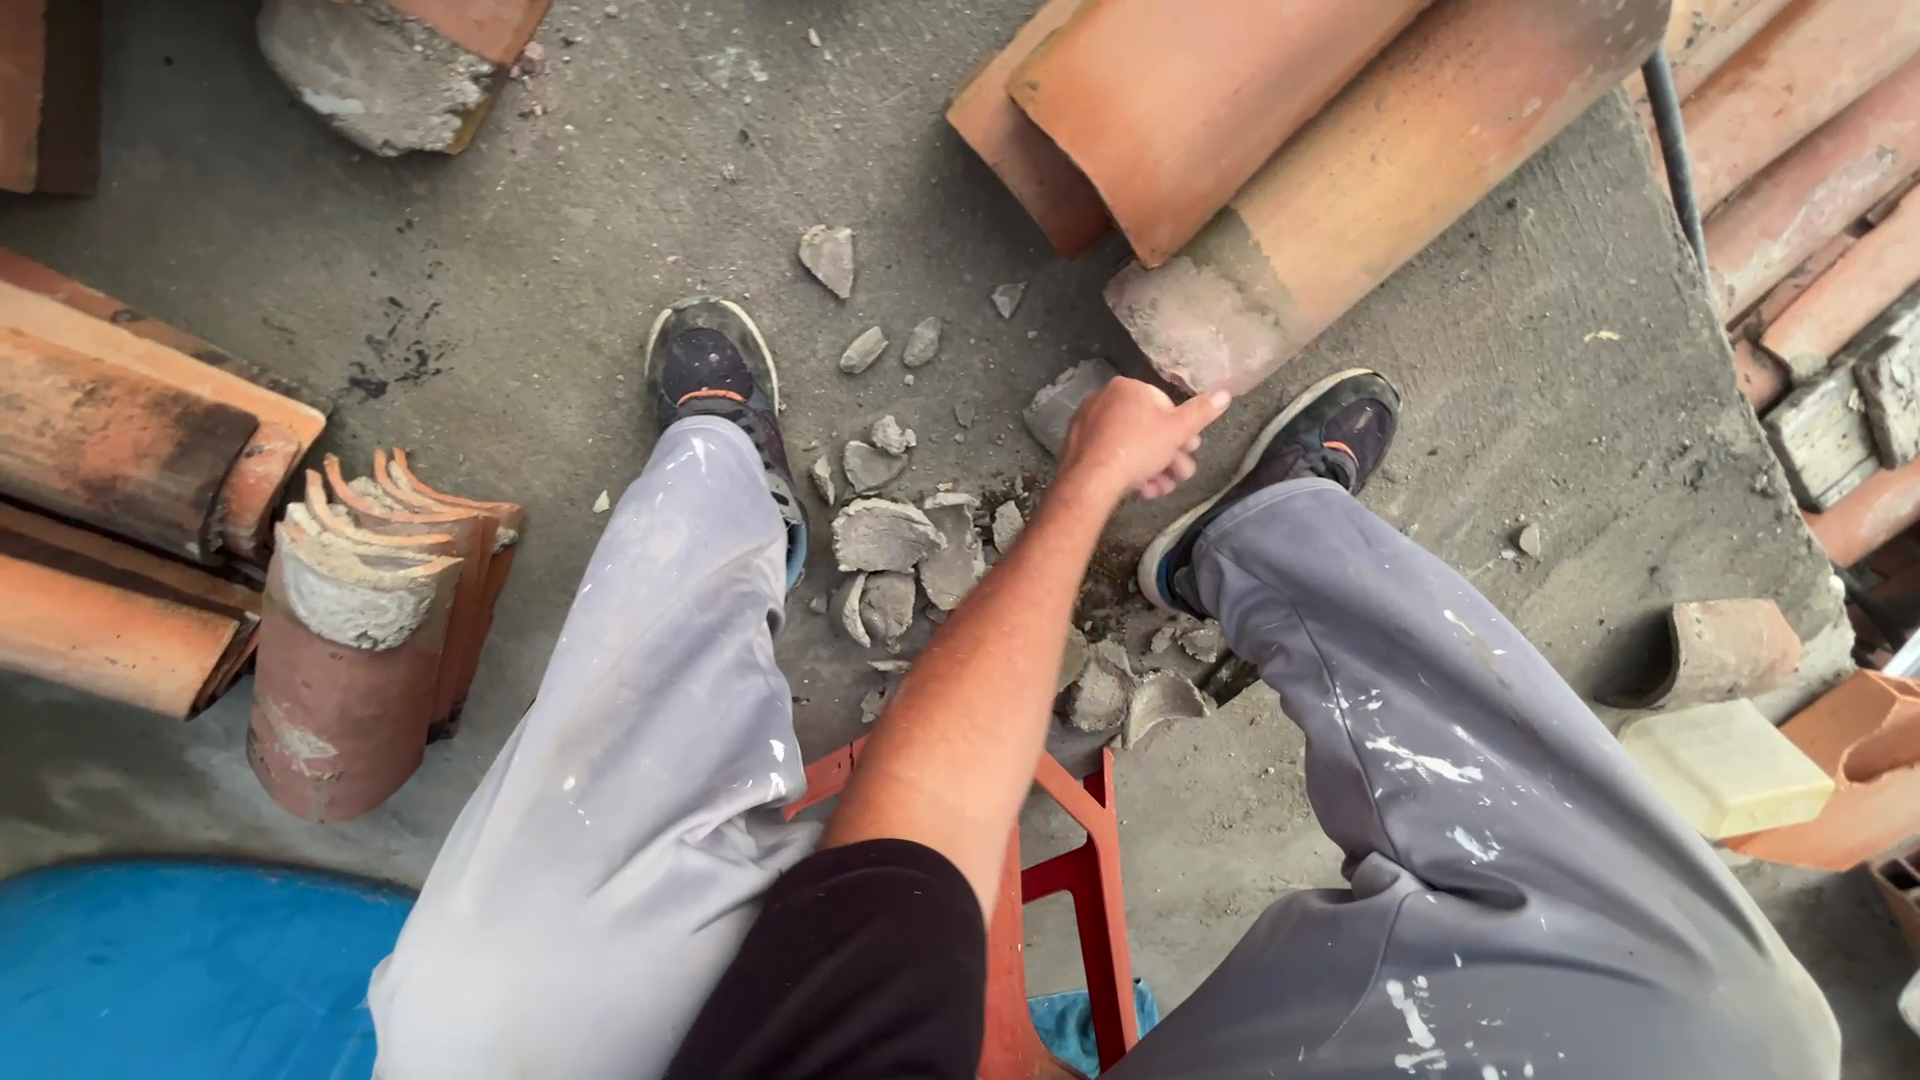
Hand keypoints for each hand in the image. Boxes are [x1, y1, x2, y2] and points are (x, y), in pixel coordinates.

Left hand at [1057, 377, 1231, 501]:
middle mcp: (1103, 400)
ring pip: (1129, 445)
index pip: (1164, 406)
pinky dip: (1127, 470)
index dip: (1180, 431)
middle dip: (1168, 455)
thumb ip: (1201, 412)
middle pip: (1146, 428)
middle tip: (1180, 475)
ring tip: (1163, 489)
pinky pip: (1109, 455)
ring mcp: (1086, 424)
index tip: (1189, 451)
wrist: (1091, 481)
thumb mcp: (1177, 431)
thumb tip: (1225, 393)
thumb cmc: (1138, 449)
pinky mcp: (1076, 448)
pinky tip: (1142, 490)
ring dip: (1152, 468)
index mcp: (1127, 388)